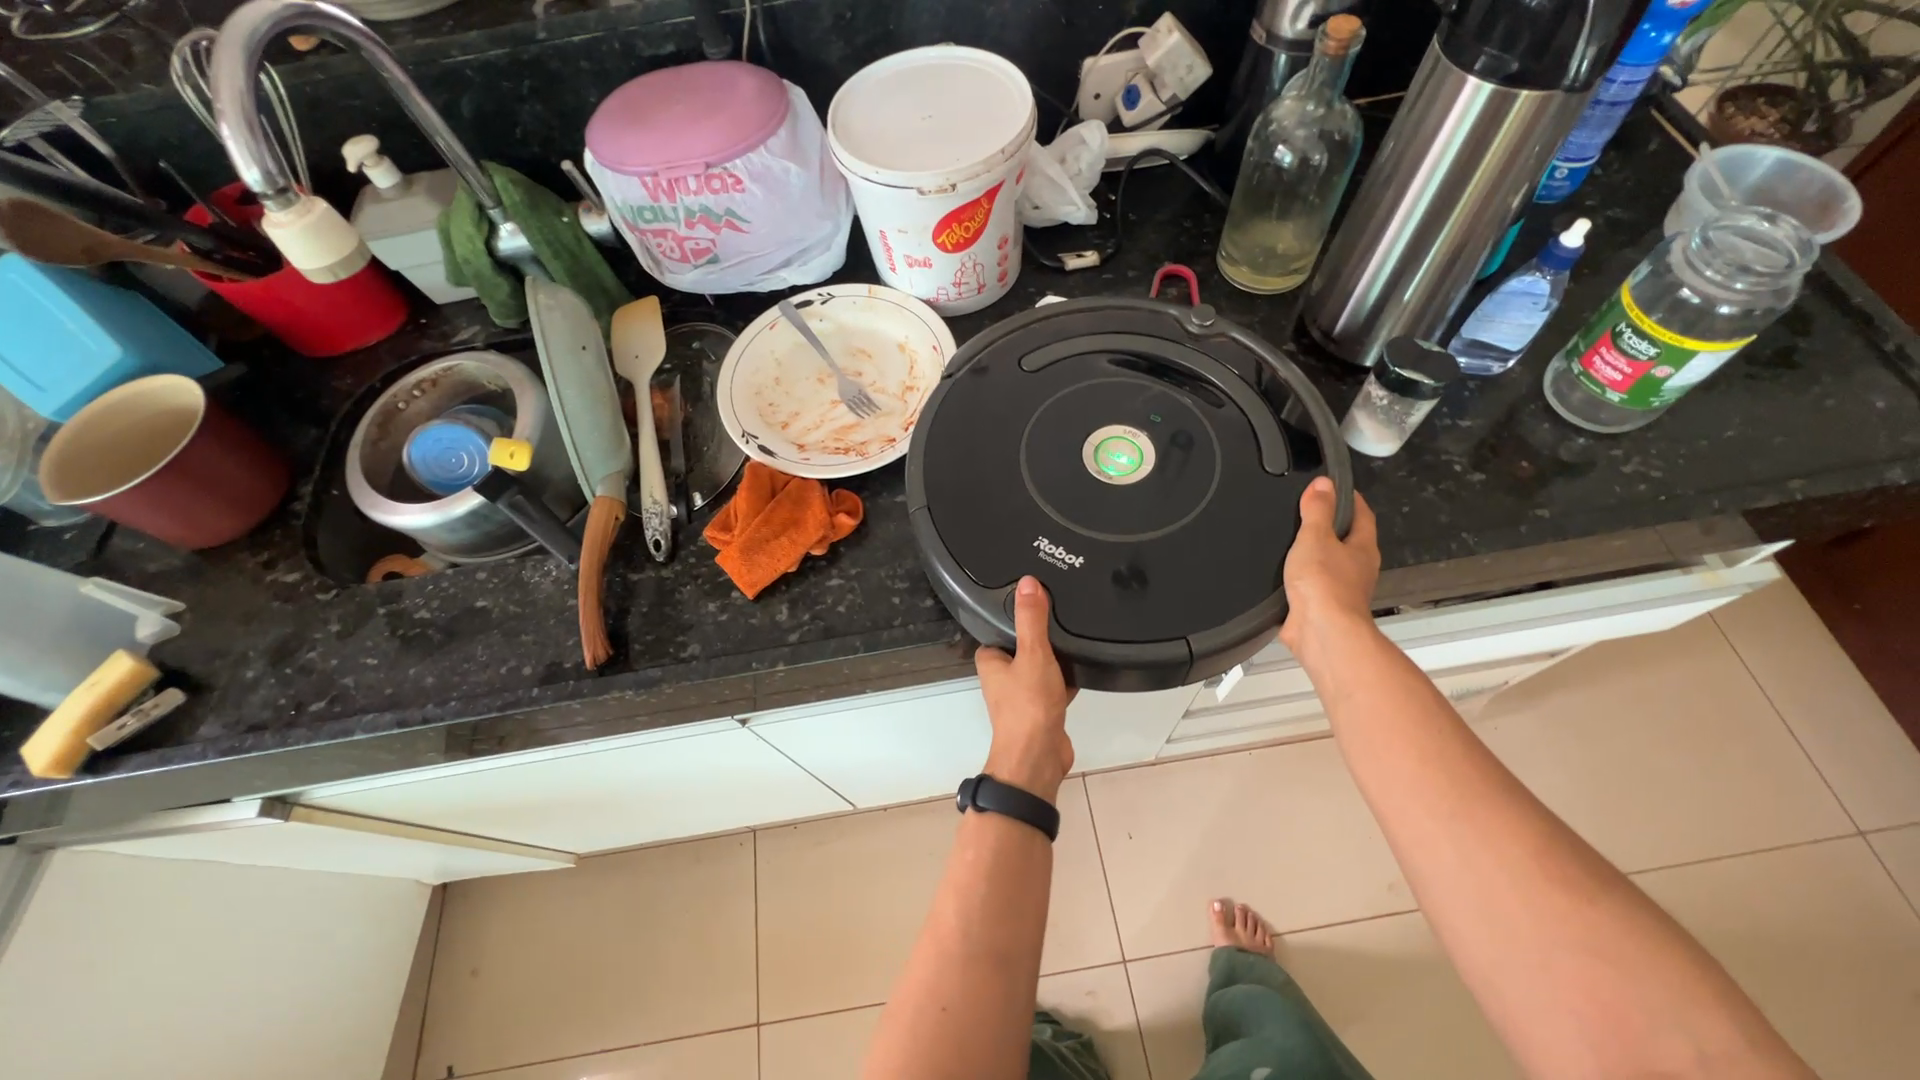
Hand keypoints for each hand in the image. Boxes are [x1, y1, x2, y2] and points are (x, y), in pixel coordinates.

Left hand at [976, 576, 1075, 801]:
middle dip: (1042, 639)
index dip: (1018, 616)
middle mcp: (1002, 678)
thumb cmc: (1028, 706)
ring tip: (1074, 642)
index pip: (1000, 629)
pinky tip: (1082, 671)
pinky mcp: (1043, 710)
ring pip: (1042, 667)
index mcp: (991, 661)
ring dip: (1057, 661)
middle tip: (1061, 620)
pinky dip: (1067, 681)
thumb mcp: (1033, 653)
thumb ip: (1032, 618)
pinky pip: (1056, 686)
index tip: (1038, 601)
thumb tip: (1027, 582)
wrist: (1039, 757)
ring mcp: (1023, 695)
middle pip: (1024, 647)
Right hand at [1279, 476, 1380, 662]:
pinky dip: (1301, 577)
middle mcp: (1357, 569)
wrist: (1322, 632)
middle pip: (1348, 541)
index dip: (1350, 499)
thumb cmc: (1324, 583)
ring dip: (1315, 554)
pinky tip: (1283, 574)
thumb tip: (1324, 483)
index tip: (1334, 488)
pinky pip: (1312, 586)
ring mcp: (1341, 591)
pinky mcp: (1322, 608)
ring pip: (1330, 564)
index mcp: (1363, 548)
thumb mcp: (1316, 537)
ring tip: (1290, 541)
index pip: (1362, 515)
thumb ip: (1318, 510)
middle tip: (1307, 512)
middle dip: (1332, 527)